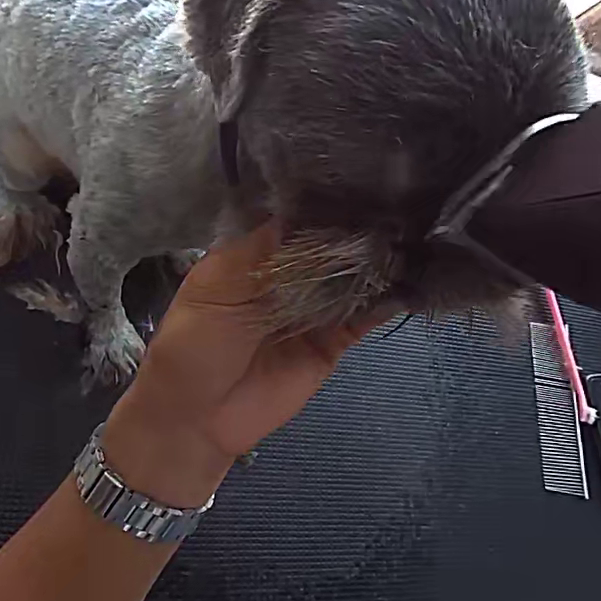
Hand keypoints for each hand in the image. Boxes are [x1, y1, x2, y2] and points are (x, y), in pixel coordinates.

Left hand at [101, 225, 390, 506]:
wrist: (196, 417)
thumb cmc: (193, 345)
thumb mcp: (215, 288)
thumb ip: (259, 252)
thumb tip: (302, 214)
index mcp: (252, 259)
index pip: (292, 225)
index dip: (318, 208)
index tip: (354, 183)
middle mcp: (287, 281)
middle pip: (327, 250)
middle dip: (353, 233)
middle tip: (393, 207)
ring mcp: (312, 312)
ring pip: (349, 282)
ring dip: (374, 265)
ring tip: (407, 236)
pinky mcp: (331, 345)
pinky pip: (362, 321)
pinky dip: (383, 304)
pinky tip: (406, 282)